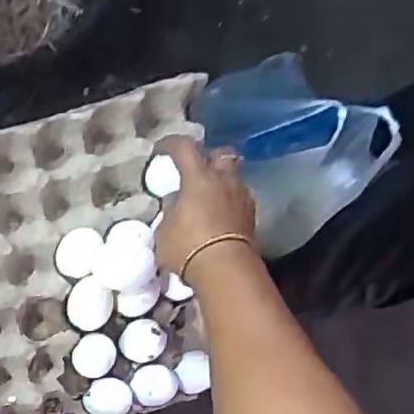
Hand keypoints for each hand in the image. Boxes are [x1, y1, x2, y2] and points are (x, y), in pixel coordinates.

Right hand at [155, 135, 258, 276]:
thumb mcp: (164, 232)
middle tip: (196, 172)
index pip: (185, 148)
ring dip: (220, 183)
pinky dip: (228, 203)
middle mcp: (224, 179)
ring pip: (232, 178)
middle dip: (208, 159)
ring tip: (208, 199)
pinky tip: (219, 217)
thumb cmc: (187, 247)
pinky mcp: (252, 216)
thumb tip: (175, 205)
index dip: (171, 144)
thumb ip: (169, 213)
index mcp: (198, 177)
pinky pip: (239, 200)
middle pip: (220, 155)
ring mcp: (242, 196)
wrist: (225, 269)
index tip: (162, 149)